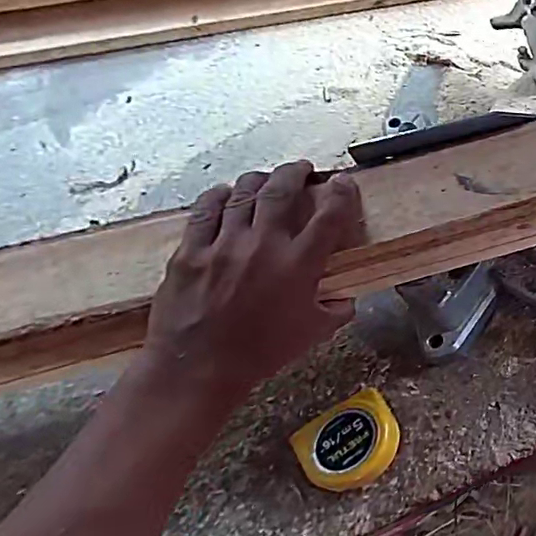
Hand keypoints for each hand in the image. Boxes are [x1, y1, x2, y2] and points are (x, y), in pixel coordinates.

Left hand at [139, 161, 365, 406]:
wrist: (197, 368)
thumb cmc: (263, 351)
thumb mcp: (316, 331)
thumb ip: (338, 307)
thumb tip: (346, 296)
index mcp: (299, 265)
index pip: (329, 215)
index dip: (341, 193)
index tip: (344, 182)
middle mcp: (262, 247)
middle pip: (281, 191)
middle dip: (294, 173)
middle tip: (302, 168)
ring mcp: (222, 246)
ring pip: (243, 194)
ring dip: (259, 179)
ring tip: (267, 177)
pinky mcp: (189, 252)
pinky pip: (205, 211)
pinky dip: (219, 195)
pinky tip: (226, 192)